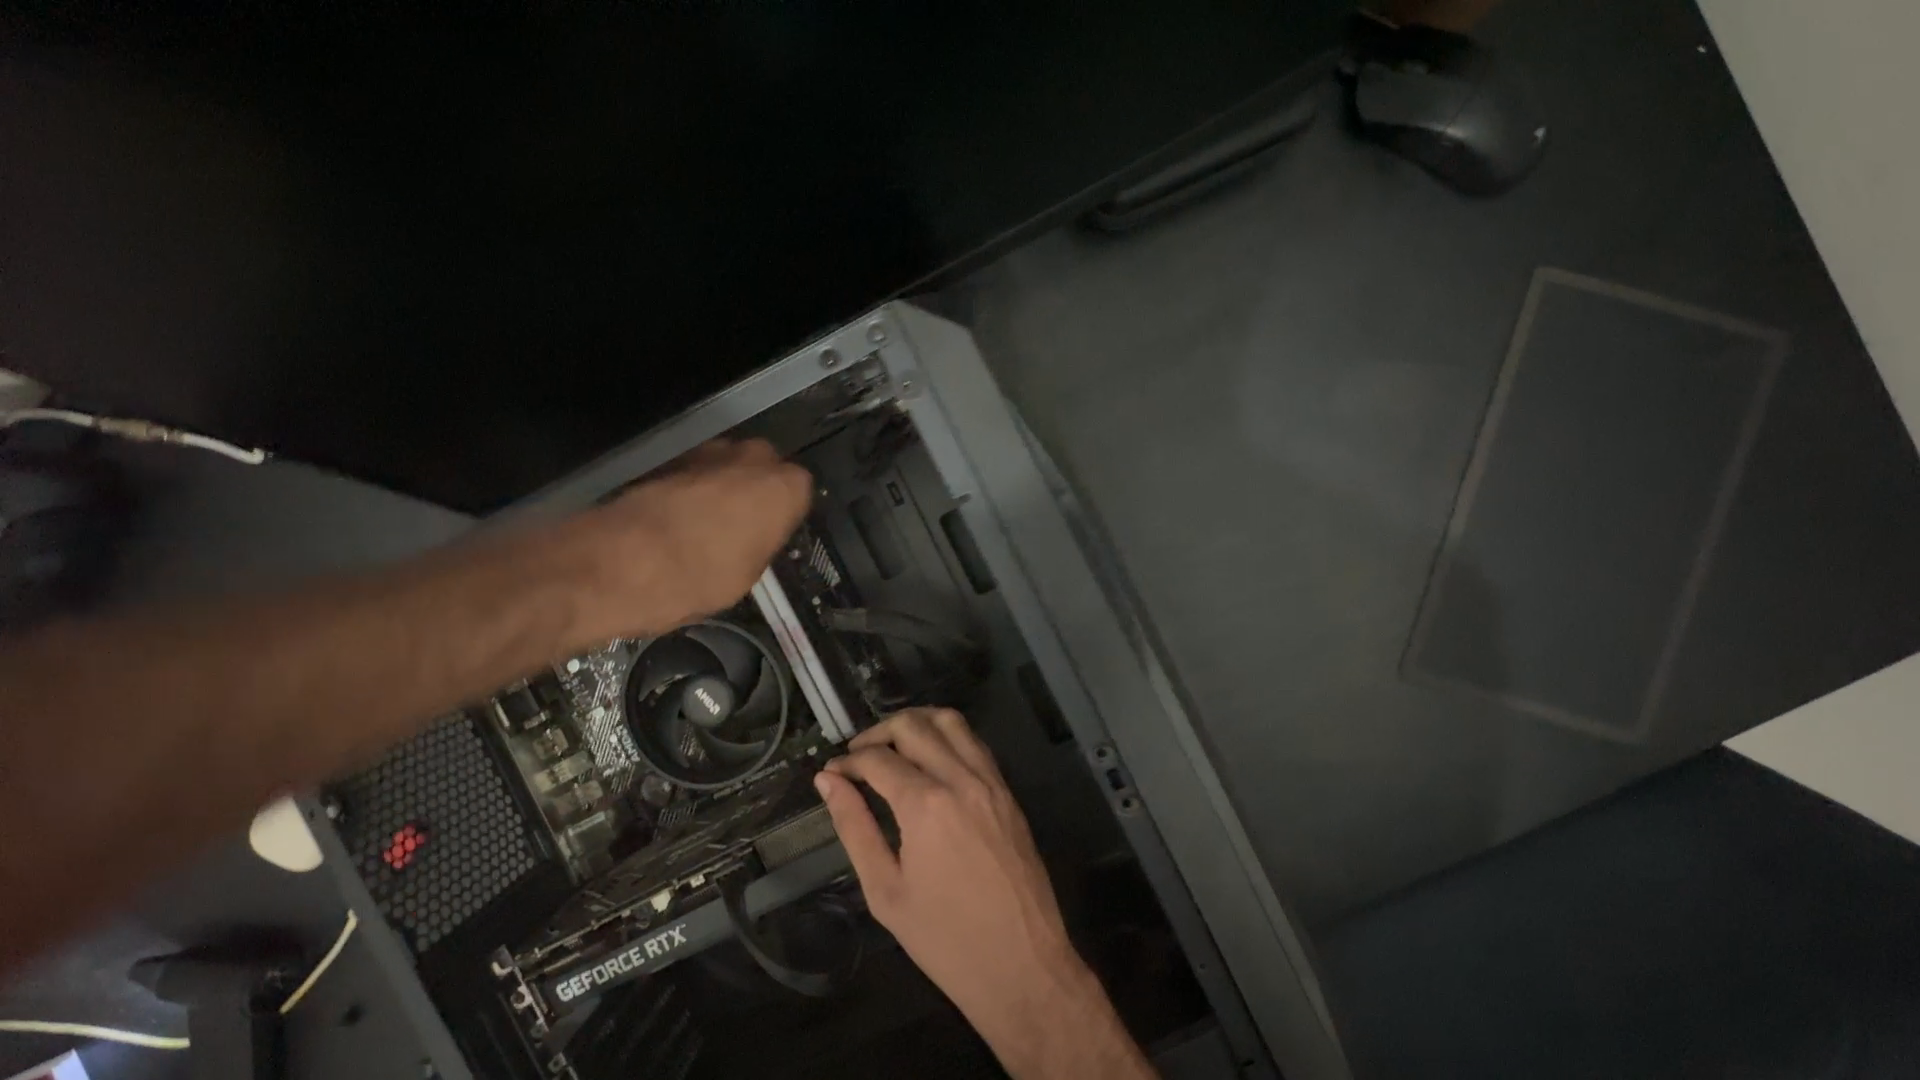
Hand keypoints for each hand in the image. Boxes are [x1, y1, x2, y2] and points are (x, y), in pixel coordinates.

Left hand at [564, 438, 812, 642]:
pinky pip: (691, 475)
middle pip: (764, 469)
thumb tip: (753, 540)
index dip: (784, 516)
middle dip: (755, 492)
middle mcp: (749, 457)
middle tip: (743, 531)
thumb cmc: (696, 578)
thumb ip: (760, 545)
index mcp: (782, 488)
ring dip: (720, 489)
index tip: (773, 538)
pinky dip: (688, 492)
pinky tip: (676, 525)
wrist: (616, 564)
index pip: (800, 492)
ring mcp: (704, 452)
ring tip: (706, 530)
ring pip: (725, 468)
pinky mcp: (665, 459)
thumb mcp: (747, 578)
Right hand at [818, 710, 1150, 1078]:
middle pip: (914, 725)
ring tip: (892, 747)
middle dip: (877, 733)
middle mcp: (962, 780)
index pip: (878, 758)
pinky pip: (976, 745)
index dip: (847, 761)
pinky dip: (948, 737)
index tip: (830, 773)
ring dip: (916, 723)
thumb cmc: (946, 939)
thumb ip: (855, 828)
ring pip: (952, 723)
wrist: (1022, 966)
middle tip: (856, 758)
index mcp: (926, 805)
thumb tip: (828, 782)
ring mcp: (992, 783)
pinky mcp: (1009, 794)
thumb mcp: (886, 891)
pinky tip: (930, 761)